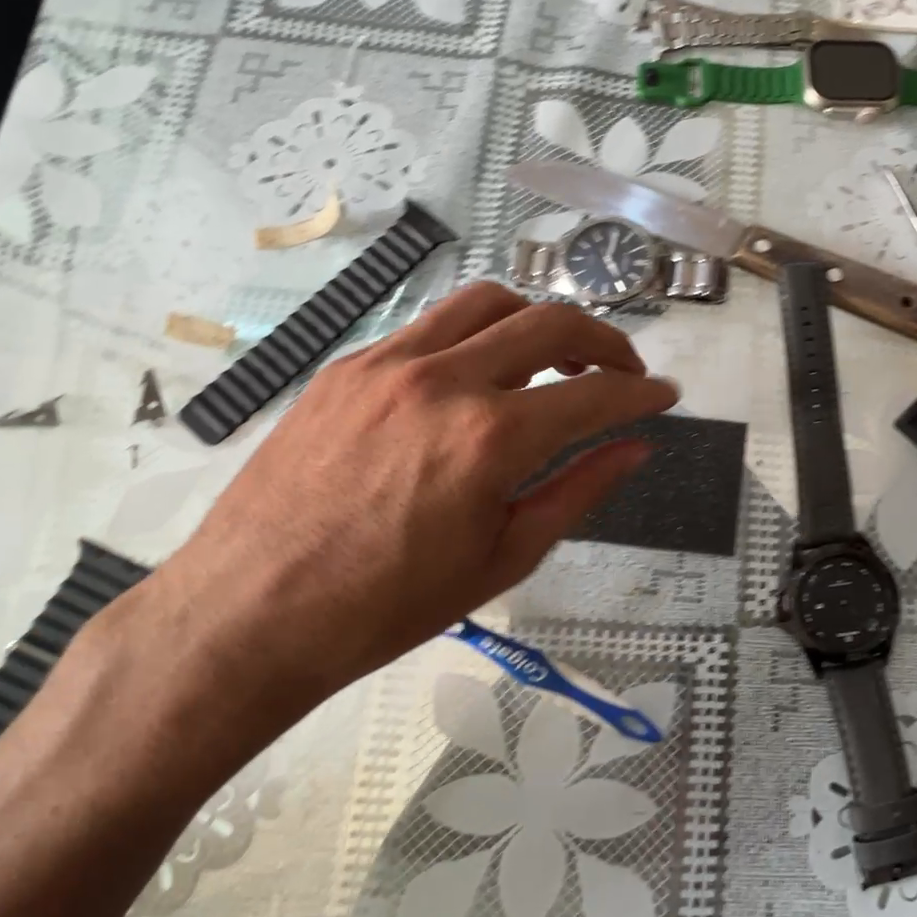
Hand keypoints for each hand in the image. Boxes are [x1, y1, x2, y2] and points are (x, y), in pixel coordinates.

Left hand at [131, 283, 678, 703]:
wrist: (251, 614)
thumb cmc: (389, 606)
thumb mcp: (504, 557)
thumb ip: (580, 490)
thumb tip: (637, 447)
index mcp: (490, 439)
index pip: (595, 393)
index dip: (642, 391)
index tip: (665, 394)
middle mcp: (443, 381)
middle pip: (549, 321)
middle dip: (605, 340)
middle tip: (623, 370)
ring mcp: (387, 364)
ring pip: (486, 302)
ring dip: (537, 320)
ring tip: (553, 359)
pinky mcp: (345, 366)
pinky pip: (428, 327)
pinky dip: (474, 337)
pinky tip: (475, 378)